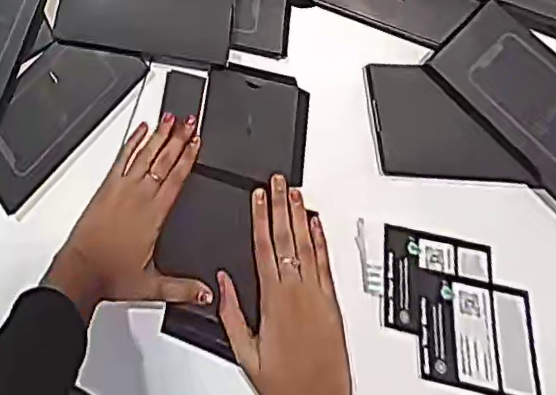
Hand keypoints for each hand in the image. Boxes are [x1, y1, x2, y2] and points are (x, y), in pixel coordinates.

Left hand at [44, 113, 212, 321]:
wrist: (82, 270)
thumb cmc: (112, 274)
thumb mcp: (153, 286)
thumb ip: (182, 288)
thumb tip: (205, 293)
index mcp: (154, 214)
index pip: (177, 179)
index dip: (188, 158)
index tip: (197, 142)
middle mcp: (139, 196)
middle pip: (164, 160)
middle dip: (178, 139)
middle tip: (189, 122)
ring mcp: (122, 188)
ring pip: (145, 154)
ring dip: (158, 135)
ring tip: (168, 118)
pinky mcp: (106, 186)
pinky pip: (122, 158)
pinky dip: (132, 142)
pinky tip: (139, 130)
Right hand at [216, 175, 351, 394]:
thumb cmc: (285, 384)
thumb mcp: (246, 353)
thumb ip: (231, 313)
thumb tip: (222, 281)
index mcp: (273, 299)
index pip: (264, 246)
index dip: (260, 216)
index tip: (258, 194)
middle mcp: (296, 292)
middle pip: (286, 237)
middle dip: (280, 205)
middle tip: (278, 181)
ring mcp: (317, 296)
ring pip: (307, 245)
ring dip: (300, 216)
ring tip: (296, 193)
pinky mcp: (333, 305)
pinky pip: (326, 265)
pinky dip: (321, 241)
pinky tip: (317, 224)